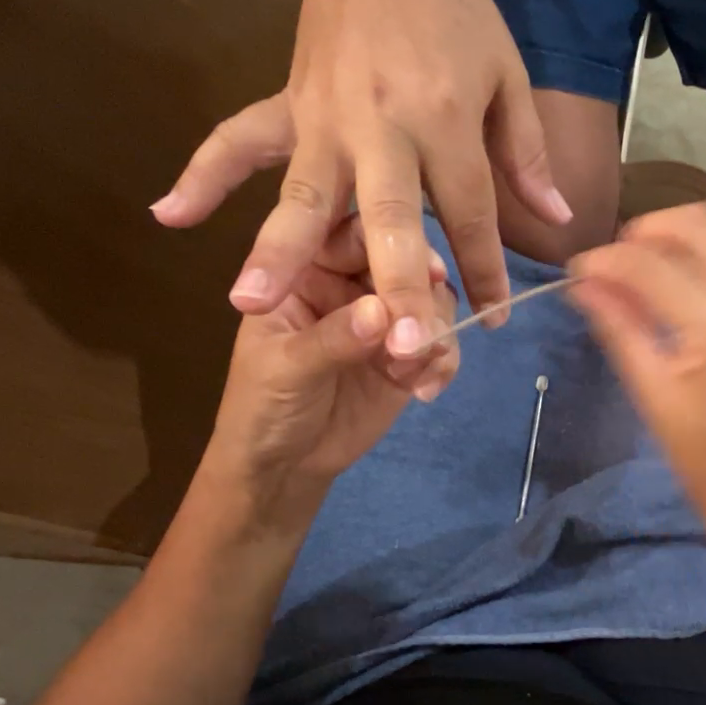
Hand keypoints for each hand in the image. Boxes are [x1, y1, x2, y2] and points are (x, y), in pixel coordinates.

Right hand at [152, 0, 569, 372]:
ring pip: (305, 195)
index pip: (471, 213)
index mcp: (444, 120)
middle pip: (392, 219)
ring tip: (252, 308)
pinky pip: (238, 139)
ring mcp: (325, 117)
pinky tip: (169, 215)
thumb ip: (526, 155)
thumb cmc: (455, 11)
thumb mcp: (508, 77)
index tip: (495, 319)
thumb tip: (557, 219)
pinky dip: (202, 174)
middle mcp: (383, 127)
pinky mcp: (288, 102)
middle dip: (395, 287)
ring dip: (278, 252)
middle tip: (396, 349)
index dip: (486, 269)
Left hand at [204, 217, 457, 519]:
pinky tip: (424, 391)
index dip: (385, 244)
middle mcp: (351, 285)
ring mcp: (386, 321)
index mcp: (308, 270)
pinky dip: (442, 364)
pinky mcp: (409, 356)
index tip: (419, 268)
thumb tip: (381, 310)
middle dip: (421, 293)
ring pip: (431, 303)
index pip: (351, 237)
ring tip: (417, 367)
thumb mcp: (286, 369)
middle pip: (403, 265)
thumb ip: (333, 338)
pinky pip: (441, 345)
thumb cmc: (263, 407)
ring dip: (434, 332)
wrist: (286, 467)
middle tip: (430, 321)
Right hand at [569, 204, 705, 533]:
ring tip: (666, 262)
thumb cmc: (702, 457)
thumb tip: (582, 281)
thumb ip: (618, 327)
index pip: (648, 267)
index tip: (581, 270)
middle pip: (696, 226)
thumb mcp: (651, 394)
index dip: (604, 260)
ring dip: (695, 234)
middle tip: (621, 262)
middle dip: (647, 233)